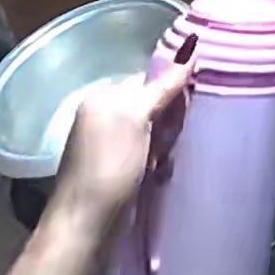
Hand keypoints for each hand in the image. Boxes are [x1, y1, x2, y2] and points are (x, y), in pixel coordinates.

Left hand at [47, 63, 193, 239]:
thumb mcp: (138, 119)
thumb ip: (163, 86)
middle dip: (167, 122)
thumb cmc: (110, 167)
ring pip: (154, 129)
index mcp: (105, 95)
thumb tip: (189, 47)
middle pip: (153, 103)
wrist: (84, 227)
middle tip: (166, 143)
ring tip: (160, 163)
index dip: (171, 91)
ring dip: (164, 144)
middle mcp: (105, 112)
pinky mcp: (115, 165)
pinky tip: (156, 173)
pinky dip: (156, 159)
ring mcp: (109, 140)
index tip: (183, 112)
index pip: (150, 78)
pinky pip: (147, 149)